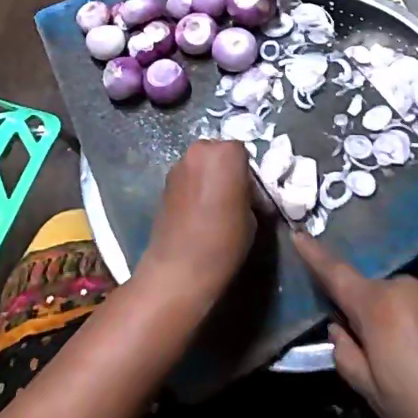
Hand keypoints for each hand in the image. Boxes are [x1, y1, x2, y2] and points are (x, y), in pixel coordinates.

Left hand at [138, 139, 256, 298]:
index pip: (243, 150)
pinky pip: (187, 176)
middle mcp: (199, 151)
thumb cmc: (224, 241)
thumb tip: (246, 193)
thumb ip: (248, 193)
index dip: (247, 170)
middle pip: (218, 151)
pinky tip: (197, 210)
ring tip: (213, 204)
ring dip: (208, 175)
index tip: (250, 191)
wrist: (179, 267)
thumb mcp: (252, 217)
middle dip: (225, 167)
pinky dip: (193, 185)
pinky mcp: (164, 181)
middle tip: (232, 194)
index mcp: (226, 153)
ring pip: (200, 163)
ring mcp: (178, 165)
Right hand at [293, 233, 417, 417]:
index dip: (314, 255)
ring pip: (401, 299)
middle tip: (371, 353)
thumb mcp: (375, 395)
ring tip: (409, 364)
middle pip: (372, 291)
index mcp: (379, 306)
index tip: (297, 234)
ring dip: (396, 319)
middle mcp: (408, 286)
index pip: (337, 272)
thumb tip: (338, 328)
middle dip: (365, 312)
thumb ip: (346, 354)